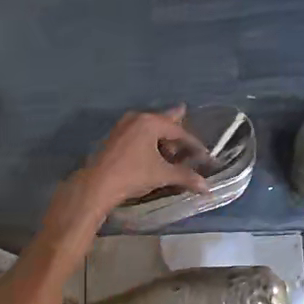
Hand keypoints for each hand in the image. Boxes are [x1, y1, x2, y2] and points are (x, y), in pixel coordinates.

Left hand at [60, 106, 210, 223]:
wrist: (96, 185)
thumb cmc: (132, 175)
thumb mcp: (162, 175)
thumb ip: (186, 177)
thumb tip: (207, 188)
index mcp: (150, 122)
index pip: (178, 131)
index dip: (193, 144)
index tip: (204, 155)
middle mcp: (136, 119)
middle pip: (162, 122)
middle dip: (175, 125)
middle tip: (186, 115)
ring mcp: (122, 127)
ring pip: (148, 128)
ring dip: (161, 136)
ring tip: (172, 145)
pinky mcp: (113, 138)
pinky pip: (138, 134)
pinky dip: (148, 141)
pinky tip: (152, 152)